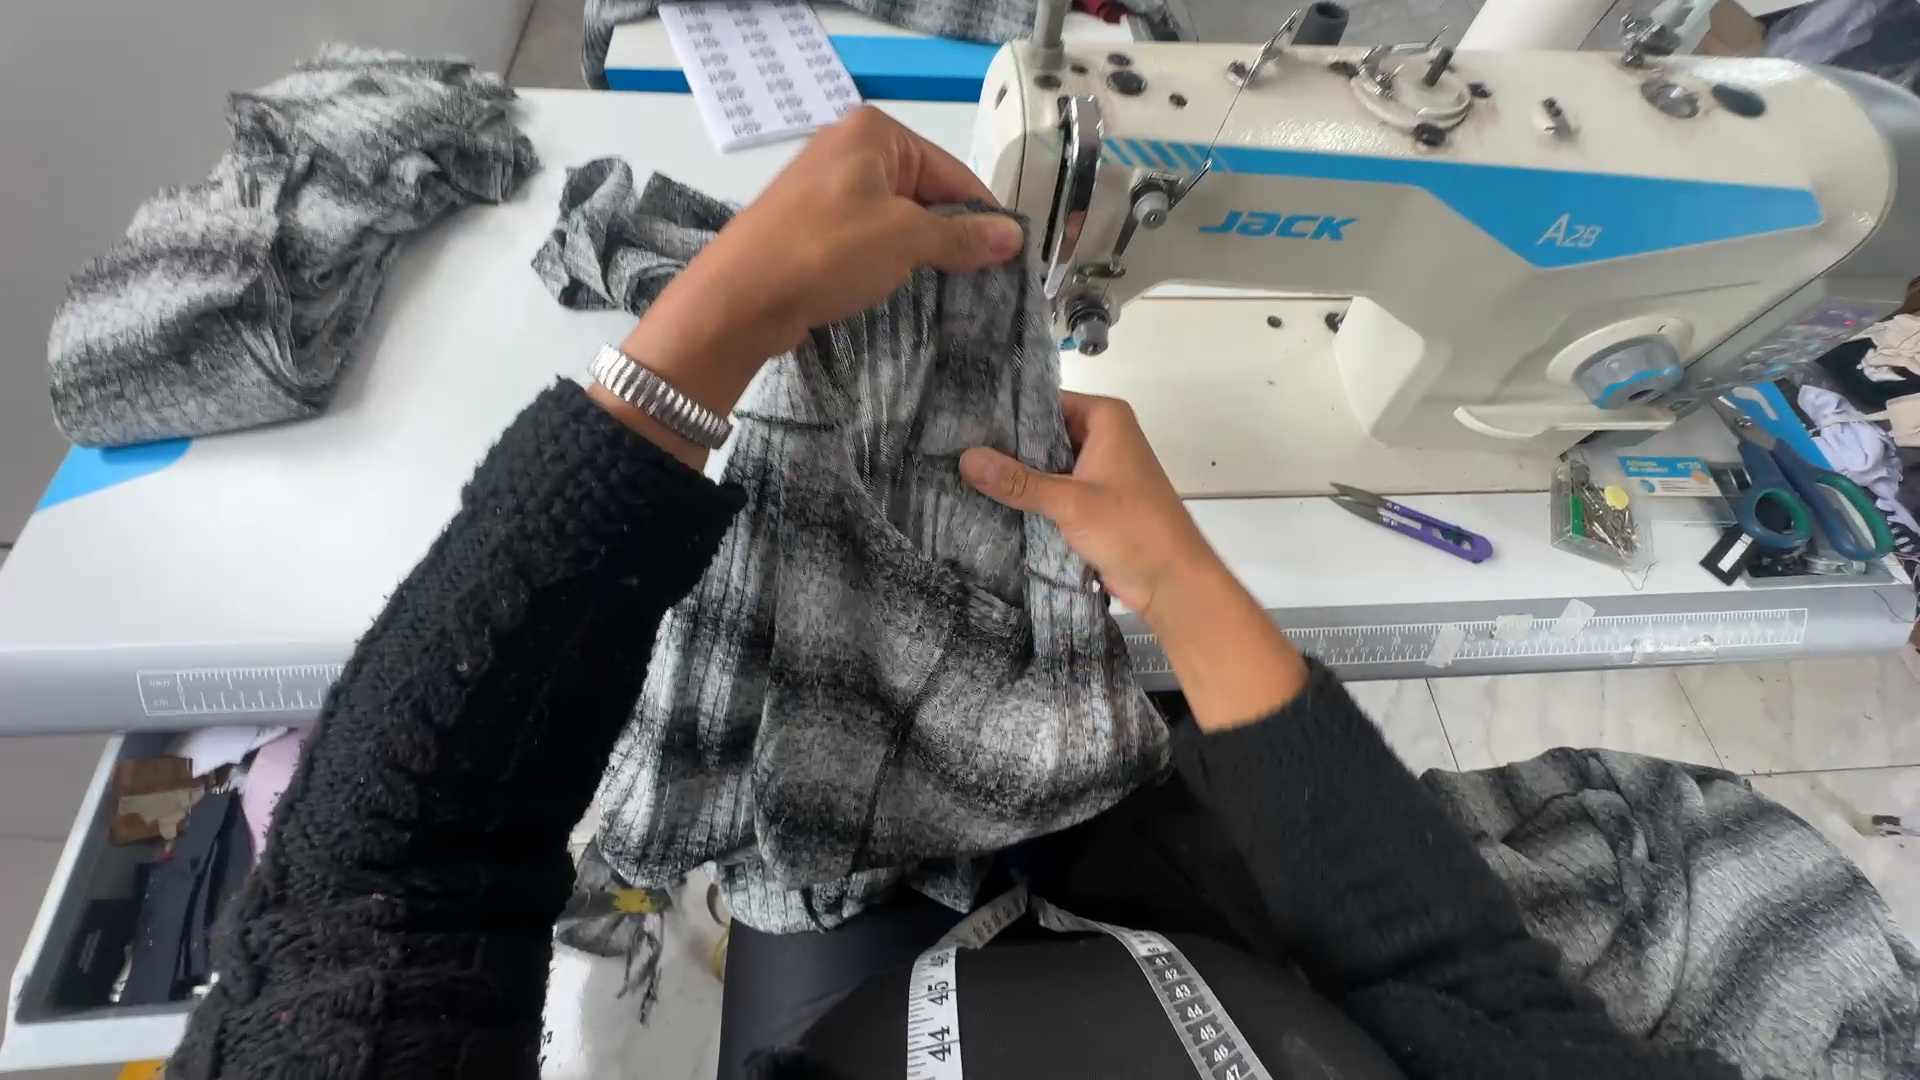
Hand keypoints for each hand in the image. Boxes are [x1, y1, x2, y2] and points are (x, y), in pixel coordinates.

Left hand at [598, 107, 1023, 466]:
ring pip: (897, 219)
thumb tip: (1013, 236)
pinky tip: (903, 287)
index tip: (1009, 257)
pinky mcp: (813, 225)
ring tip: (949, 289)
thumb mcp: (904, 240)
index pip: (952, 172)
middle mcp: (850, 149)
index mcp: (875, 133)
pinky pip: (868, 237)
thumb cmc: (827, 252)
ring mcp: (828, 188)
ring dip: (922, 252)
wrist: (742, 297)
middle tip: (982, 280)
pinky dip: (890, 260)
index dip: (984, 216)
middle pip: (925, 193)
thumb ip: (960, 237)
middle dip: (952, 235)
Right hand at [958, 393, 1216, 620]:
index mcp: (1104, 418)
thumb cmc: (1134, 529)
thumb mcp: (1071, 502)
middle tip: (953, 450)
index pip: (1044, 402)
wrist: (1172, 582)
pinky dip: (1027, 496)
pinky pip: (1050, 490)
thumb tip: (966, 459)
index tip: (962, 422)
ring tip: (961, 474)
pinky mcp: (1089, 501)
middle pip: (1041, 433)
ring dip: (1014, 475)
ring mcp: (1094, 471)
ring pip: (1043, 464)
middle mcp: (1100, 437)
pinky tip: (989, 501)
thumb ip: (1018, 481)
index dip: (1005, 412)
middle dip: (1004, 446)